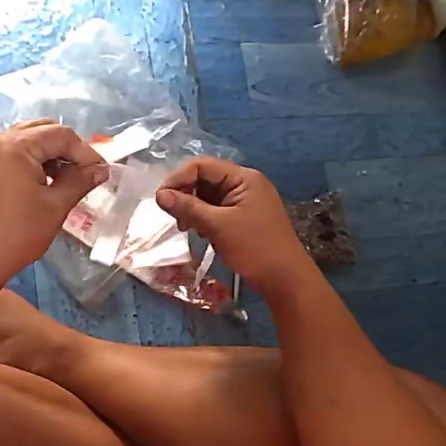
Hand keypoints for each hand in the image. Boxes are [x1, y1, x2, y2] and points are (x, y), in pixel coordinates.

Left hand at [0, 119, 107, 287]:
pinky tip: (42, 184)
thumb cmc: (16, 234)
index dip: (85, 151)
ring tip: (66, 180)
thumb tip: (101, 169)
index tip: (101, 172)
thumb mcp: (55, 207)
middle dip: (66, 149)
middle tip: (85, 172)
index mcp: (15, 146)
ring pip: (24, 141)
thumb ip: (79, 181)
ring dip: (48, 155)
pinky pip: (9, 154)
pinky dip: (29, 162)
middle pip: (40, 131)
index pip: (60, 134)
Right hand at [155, 157, 315, 296]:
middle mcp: (245, 184)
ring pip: (208, 196)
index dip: (178, 178)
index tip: (161, 199)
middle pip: (205, 179)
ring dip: (193, 208)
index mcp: (243, 178)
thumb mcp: (217, 226)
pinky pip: (216, 209)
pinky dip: (204, 218)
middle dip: (185, 195)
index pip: (202, 166)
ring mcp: (245, 201)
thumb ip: (188, 208)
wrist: (285, 279)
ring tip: (186, 228)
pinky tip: (200, 232)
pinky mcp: (244, 217)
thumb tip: (159, 195)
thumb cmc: (254, 248)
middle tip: (174, 217)